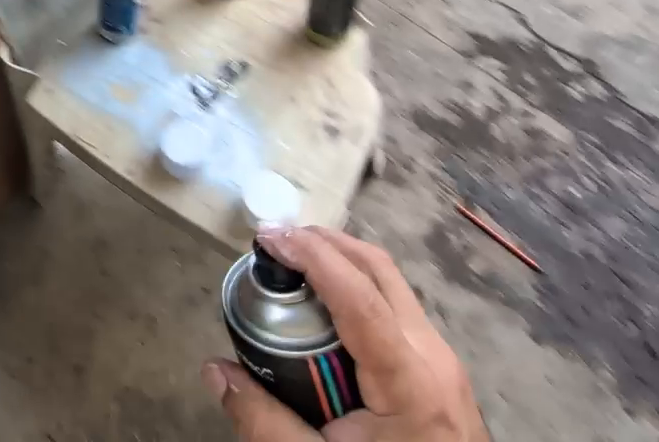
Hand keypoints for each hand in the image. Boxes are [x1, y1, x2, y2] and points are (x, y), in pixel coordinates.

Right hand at [205, 226, 488, 441]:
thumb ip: (265, 421)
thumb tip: (214, 371)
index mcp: (410, 382)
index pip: (359, 296)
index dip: (311, 256)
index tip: (267, 236)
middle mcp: (434, 356)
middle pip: (378, 271)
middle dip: (323, 242)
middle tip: (274, 238)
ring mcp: (443, 360)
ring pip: (390, 283)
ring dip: (340, 260)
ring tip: (292, 261)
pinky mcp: (441, 369)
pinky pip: (395, 307)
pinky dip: (356, 286)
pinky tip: (324, 305)